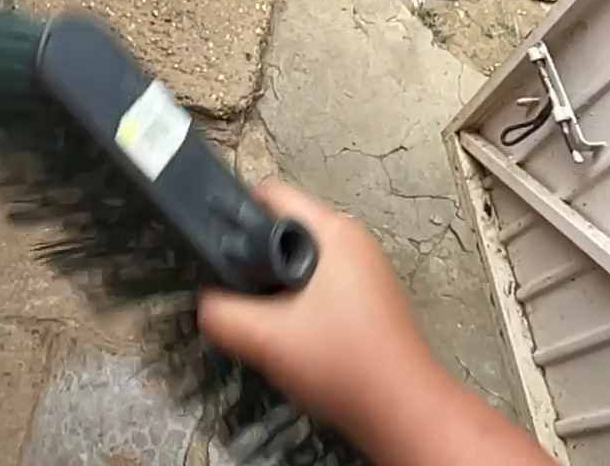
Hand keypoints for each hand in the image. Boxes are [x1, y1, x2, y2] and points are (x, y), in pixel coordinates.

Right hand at [196, 184, 438, 433]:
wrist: (404, 413)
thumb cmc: (343, 363)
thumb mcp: (268, 339)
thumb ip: (222, 314)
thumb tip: (205, 300)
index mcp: (334, 230)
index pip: (273, 195)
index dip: (236, 214)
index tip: (214, 245)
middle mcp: (353, 238)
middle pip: (286, 226)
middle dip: (255, 253)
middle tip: (234, 286)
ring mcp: (365, 267)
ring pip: (302, 256)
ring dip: (276, 279)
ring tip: (258, 312)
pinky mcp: (369, 295)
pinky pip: (321, 278)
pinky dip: (299, 295)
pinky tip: (289, 329)